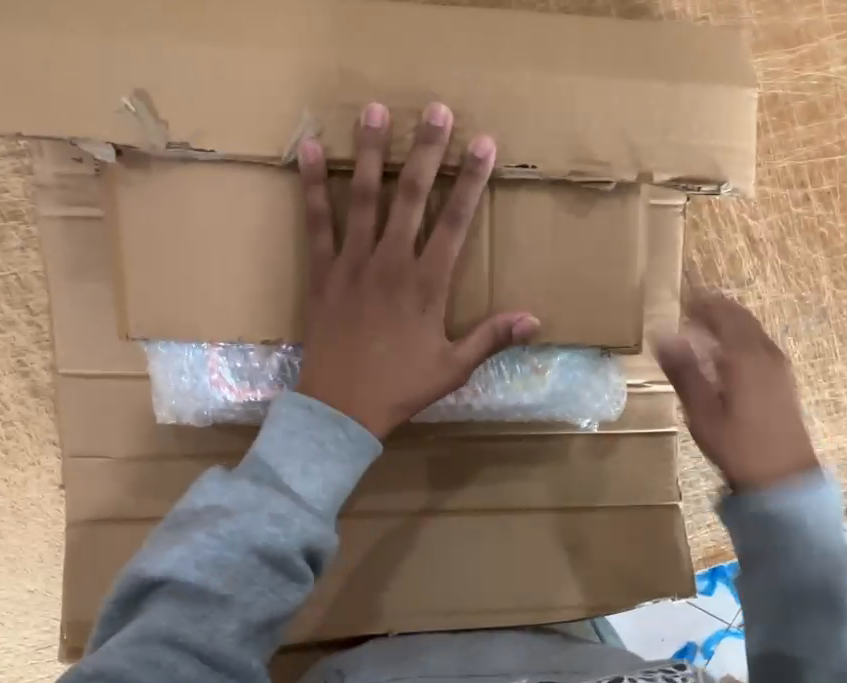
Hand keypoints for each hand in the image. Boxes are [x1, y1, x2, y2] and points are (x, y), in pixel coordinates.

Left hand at [295, 102, 538, 438]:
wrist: (342, 408)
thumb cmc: (401, 389)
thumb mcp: (453, 369)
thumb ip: (491, 338)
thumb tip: (535, 320)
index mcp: (427, 285)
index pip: (455, 222)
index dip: (471, 181)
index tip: (483, 144)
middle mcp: (392, 264)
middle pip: (411, 197)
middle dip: (426, 150)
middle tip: (436, 109)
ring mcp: (353, 265)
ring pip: (364, 199)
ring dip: (372, 153)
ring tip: (376, 110)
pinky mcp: (323, 273)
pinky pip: (317, 223)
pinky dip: (313, 186)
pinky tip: (311, 149)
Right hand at [656, 292, 818, 492]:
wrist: (782, 476)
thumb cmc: (737, 446)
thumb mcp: (702, 412)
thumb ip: (684, 372)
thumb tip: (663, 337)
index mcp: (746, 356)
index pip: (723, 314)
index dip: (702, 303)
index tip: (682, 298)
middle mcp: (766, 354)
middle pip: (741, 319)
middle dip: (716, 310)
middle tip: (691, 308)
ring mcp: (779, 368)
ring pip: (752, 332)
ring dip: (728, 324)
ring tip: (703, 328)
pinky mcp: (783, 382)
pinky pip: (759, 347)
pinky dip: (739, 340)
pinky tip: (726, 357)